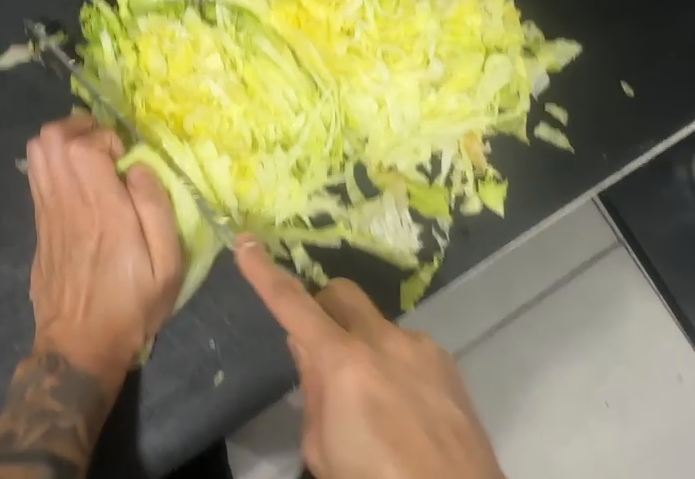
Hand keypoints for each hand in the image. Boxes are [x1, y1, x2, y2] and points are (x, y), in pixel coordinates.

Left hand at [25, 112, 182, 381]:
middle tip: (106, 144)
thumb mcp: (166, 265)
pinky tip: (77, 177)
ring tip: (90, 153)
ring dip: (63, 140)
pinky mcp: (38, 226)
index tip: (125, 156)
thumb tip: (139, 167)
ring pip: (37, 152)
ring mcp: (47, 214)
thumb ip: (156, 208)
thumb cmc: (131, 306)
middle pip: (51, 138)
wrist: (80, 348)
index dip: (105, 137)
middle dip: (80, 127)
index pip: (83, 146)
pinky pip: (36, 175)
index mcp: (102, 210)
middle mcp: (68, 204)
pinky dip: (53, 161)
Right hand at [236, 237, 502, 478]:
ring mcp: (421, 348)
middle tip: (319, 353)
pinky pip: (408, 348)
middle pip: (340, 293)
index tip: (246, 242)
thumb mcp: (322, 451)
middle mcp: (384, 341)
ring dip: (362, 347)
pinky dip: (394, 366)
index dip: (264, 273)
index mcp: (344, 364)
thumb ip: (313, 393)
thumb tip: (309, 353)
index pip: (293, 305)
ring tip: (372, 403)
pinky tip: (405, 410)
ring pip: (376, 325)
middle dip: (323, 309)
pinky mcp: (448, 363)